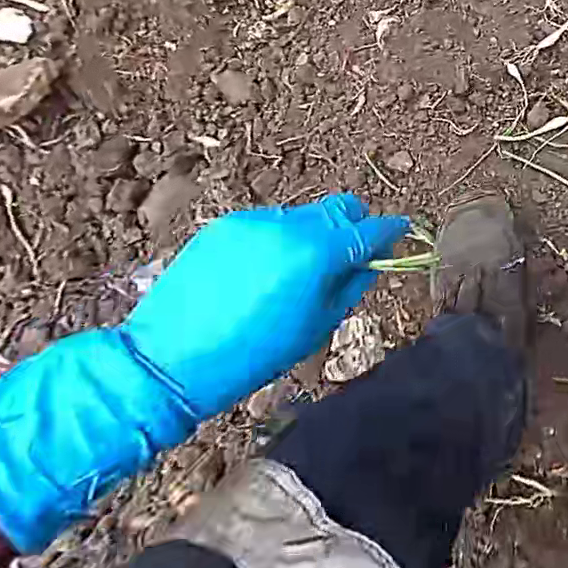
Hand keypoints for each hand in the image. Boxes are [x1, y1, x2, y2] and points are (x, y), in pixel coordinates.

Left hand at [0, 193, 406, 552]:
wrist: (167, 361)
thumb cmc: (252, 353)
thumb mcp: (317, 326)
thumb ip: (352, 285)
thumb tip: (370, 261)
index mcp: (319, 253)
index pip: (372, 228)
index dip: (391, 230)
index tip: (401, 231)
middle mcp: (292, 226)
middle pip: (342, 206)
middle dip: (354, 224)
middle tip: (348, 252)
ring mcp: (257, 221)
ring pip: (305, 215)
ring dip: (313, 234)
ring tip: (293, 271)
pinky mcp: (227, 224)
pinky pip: (269, 223)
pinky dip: (278, 239)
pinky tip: (259, 272)